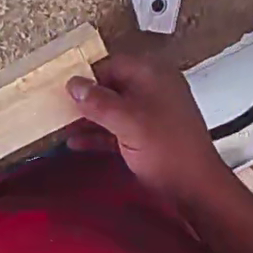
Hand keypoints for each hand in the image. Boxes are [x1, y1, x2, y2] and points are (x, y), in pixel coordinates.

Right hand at [66, 55, 231, 205]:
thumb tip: (74, 85)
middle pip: (112, 87)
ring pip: (114, 110)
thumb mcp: (128, 121)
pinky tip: (75, 143)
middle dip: (86, 99)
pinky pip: (119, 130)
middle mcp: (154, 91)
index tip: (63, 88)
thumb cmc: (166, 149)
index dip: (88, 75)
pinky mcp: (149, 138)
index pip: (114, 64)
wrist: (195, 187)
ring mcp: (152, 115)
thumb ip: (99, 102)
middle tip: (57, 108)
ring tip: (61, 127)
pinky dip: (99, 135)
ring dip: (89, 119)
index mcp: (154, 77)